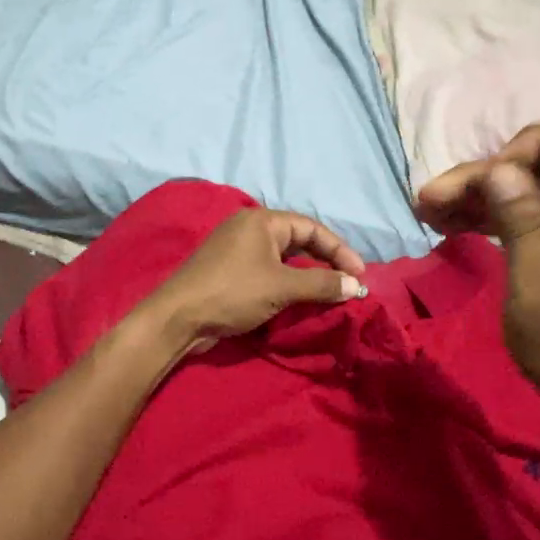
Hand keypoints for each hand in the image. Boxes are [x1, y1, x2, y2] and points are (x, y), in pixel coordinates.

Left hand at [143, 207, 366, 353]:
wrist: (179, 318)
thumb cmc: (232, 293)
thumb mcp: (282, 287)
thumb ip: (322, 284)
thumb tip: (356, 285)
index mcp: (261, 221)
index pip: (311, 228)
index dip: (339, 250)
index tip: (360, 274)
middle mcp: (249, 229)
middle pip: (298, 240)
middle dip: (325, 261)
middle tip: (348, 284)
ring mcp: (237, 251)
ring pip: (283, 259)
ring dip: (307, 275)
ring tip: (330, 293)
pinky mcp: (229, 273)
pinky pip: (268, 272)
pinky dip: (287, 284)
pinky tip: (299, 300)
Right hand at [416, 125, 539, 439]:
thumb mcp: (532, 284)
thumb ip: (520, 220)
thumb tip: (501, 169)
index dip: (529, 145)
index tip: (487, 178)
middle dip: (487, 175)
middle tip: (430, 200)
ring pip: (537, 193)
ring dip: (486, 198)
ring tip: (431, 213)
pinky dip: (501, 220)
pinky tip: (457, 228)